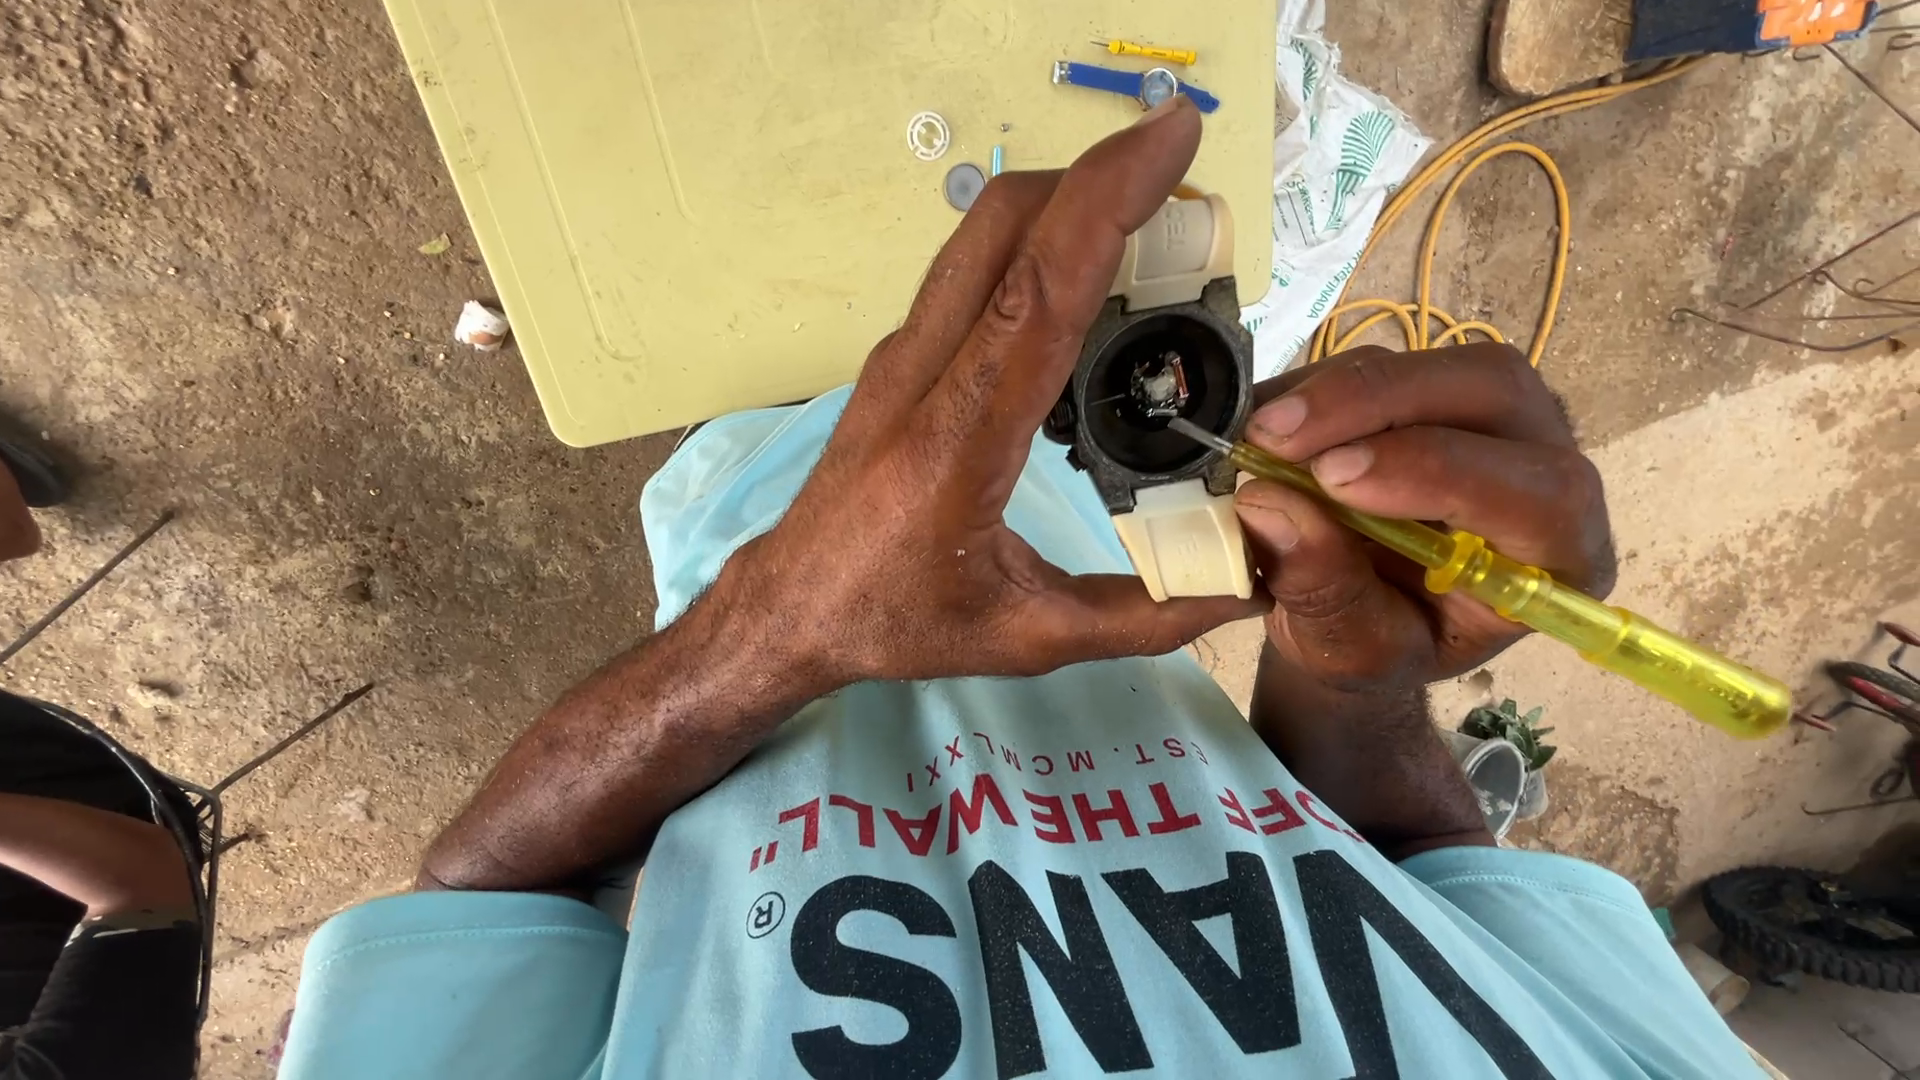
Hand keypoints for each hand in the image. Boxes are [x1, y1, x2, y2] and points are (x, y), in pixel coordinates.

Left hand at [711, 96, 1263, 687]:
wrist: (793, 604)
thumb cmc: (897, 622)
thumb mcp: (1026, 636)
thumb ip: (1139, 616)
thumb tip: (1242, 589)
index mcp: (959, 441)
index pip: (1037, 292)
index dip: (1108, 201)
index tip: (1174, 137)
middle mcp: (922, 376)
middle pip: (1001, 227)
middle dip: (1095, 179)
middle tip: (1178, 183)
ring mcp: (900, 360)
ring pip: (977, 237)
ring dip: (1060, 204)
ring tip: (1141, 225)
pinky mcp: (895, 362)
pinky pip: (965, 274)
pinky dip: (1028, 245)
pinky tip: (1075, 283)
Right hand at [1234, 343, 1615, 697]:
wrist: (1356, 616)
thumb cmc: (1374, 646)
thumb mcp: (1349, 651)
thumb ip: (1323, 592)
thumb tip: (1266, 505)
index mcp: (1553, 558)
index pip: (1539, 492)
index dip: (1437, 469)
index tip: (1330, 479)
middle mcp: (1539, 470)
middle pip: (1491, 392)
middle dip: (1375, 403)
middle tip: (1275, 437)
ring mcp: (1486, 424)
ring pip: (1433, 366)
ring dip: (1335, 391)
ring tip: (1258, 433)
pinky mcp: (1426, 400)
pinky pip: (1377, 365)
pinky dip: (1311, 388)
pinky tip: (1264, 423)